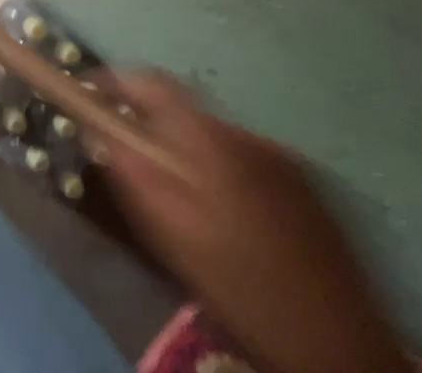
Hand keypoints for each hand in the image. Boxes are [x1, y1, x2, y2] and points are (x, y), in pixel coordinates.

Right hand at [91, 72, 411, 372]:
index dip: (113, 81)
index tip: (86, 93)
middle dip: (147, 124)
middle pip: (183, 111)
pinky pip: (244, 160)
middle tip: (122, 155)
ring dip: (184, 152)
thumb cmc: (240, 288)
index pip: (152, 83)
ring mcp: (282, 158)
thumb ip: (131, 174)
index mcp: (210, 141)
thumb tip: (97, 131)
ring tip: (174, 195)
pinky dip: (219, 171)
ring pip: (213, 138)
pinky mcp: (305, 184)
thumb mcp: (170, 235)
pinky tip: (221, 215)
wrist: (335, 340)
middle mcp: (247, 135)